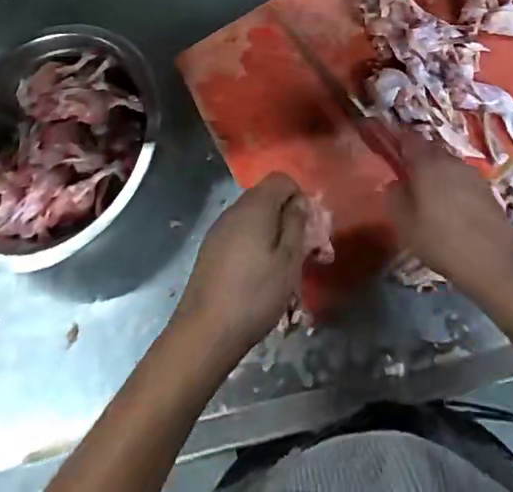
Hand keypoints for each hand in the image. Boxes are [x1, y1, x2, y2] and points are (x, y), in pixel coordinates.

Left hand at [174, 173, 311, 354]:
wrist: (204, 333)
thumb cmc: (255, 295)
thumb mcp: (288, 260)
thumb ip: (296, 224)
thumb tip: (299, 201)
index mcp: (254, 207)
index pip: (281, 179)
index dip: (299, 196)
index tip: (308, 226)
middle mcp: (233, 210)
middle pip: (266, 197)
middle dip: (287, 216)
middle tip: (301, 248)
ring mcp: (218, 230)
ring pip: (253, 217)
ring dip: (271, 232)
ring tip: (282, 266)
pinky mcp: (210, 250)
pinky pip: (239, 234)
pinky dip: (254, 244)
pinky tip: (257, 275)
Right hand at [384, 133, 512, 300]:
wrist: (493, 261)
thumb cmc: (441, 240)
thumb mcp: (404, 223)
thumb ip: (394, 196)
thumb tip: (396, 183)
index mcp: (427, 162)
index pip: (409, 138)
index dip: (398, 140)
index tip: (390, 149)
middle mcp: (451, 160)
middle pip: (430, 149)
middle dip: (418, 158)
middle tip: (407, 176)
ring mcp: (472, 173)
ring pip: (448, 164)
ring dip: (437, 173)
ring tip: (429, 195)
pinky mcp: (487, 189)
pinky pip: (462, 179)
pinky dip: (453, 186)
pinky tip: (451, 207)